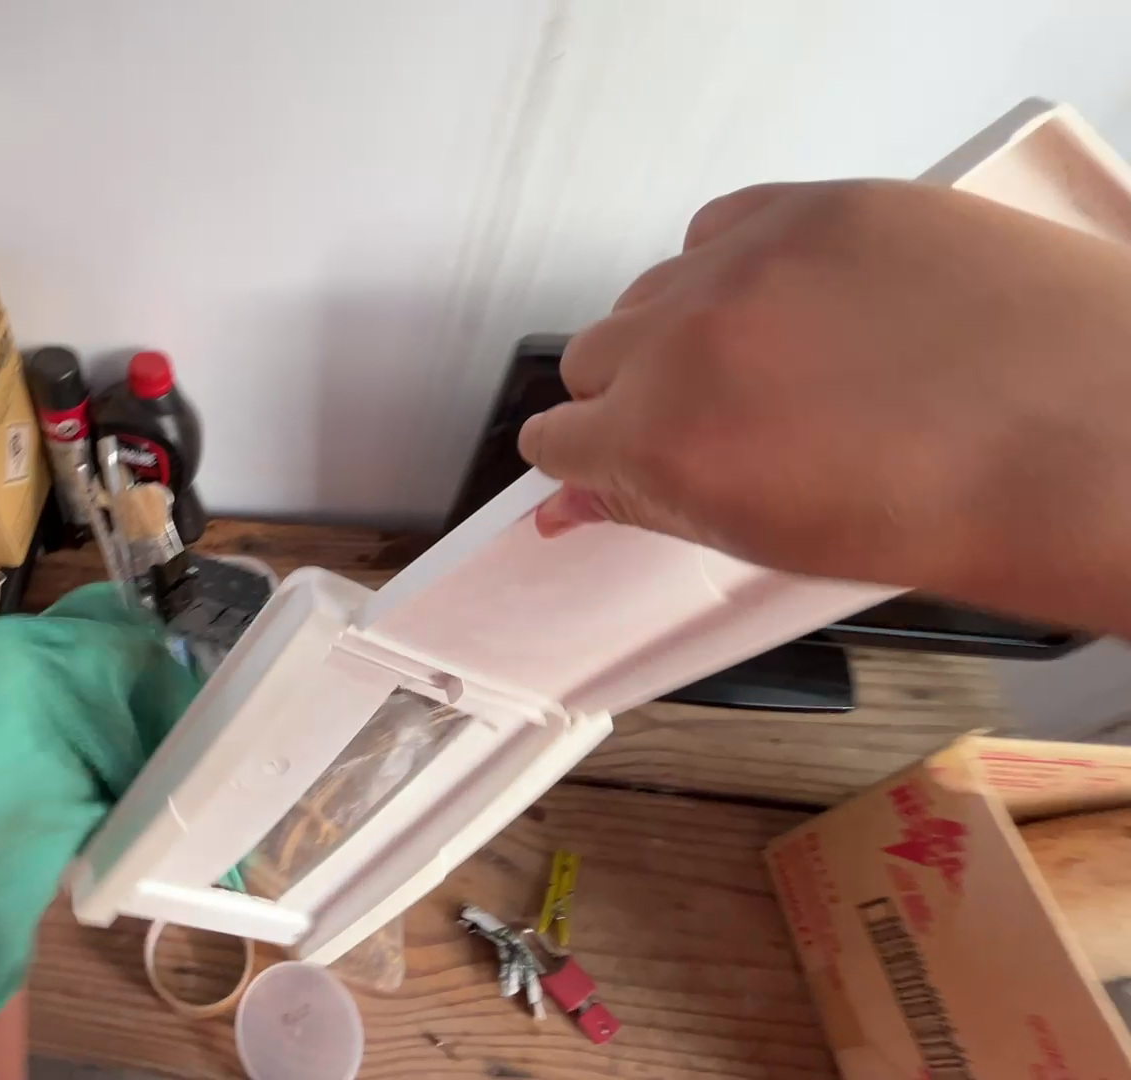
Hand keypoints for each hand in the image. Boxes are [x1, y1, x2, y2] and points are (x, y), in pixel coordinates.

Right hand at [518, 179, 1130, 635]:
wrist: (1100, 438)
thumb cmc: (940, 504)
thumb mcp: (751, 533)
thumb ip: (636, 505)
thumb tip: (567, 504)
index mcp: (653, 439)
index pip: (548, 437)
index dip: (577, 453)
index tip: (601, 451)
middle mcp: (679, 347)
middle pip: (586, 360)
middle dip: (625, 393)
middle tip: (698, 410)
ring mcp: (745, 267)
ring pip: (643, 295)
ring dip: (678, 328)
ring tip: (760, 353)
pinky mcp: (814, 208)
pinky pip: (714, 225)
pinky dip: (729, 262)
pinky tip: (780, 297)